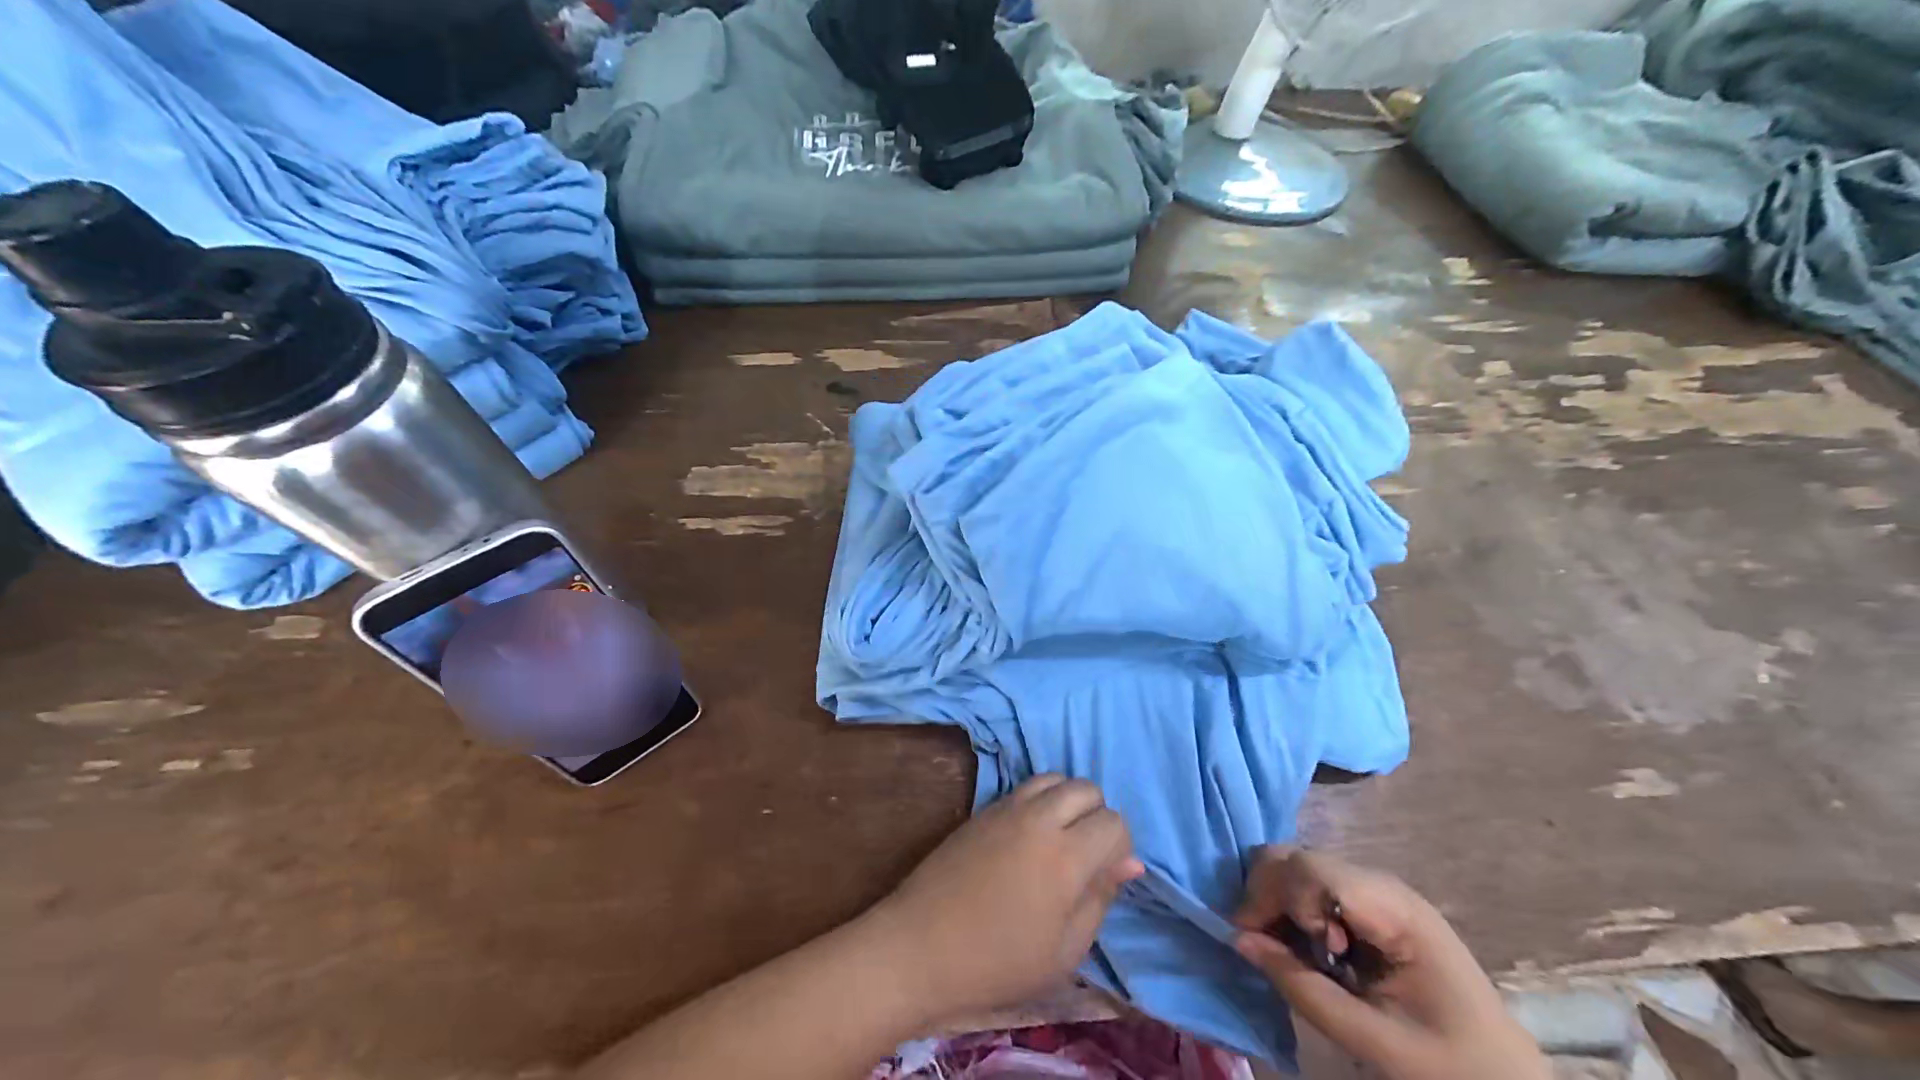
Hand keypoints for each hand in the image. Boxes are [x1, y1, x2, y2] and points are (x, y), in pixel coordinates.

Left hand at [862, 775, 1143, 1020]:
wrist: (918, 947)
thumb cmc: (997, 964)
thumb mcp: (1064, 951)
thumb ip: (1100, 898)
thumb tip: (1130, 862)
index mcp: (1066, 856)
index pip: (1114, 823)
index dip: (1119, 848)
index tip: (1105, 877)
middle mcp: (1039, 819)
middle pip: (1087, 789)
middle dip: (1097, 817)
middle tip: (1084, 858)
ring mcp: (1006, 808)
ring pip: (1055, 779)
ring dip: (1067, 802)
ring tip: (1058, 842)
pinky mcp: (982, 809)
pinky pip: (1024, 788)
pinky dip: (1040, 801)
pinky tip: (1028, 839)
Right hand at [1232, 847, 1550, 1079]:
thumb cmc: (1448, 1064)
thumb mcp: (1373, 1040)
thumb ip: (1303, 987)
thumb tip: (1239, 939)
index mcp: (1395, 911)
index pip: (1312, 869)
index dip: (1278, 897)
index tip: (1260, 941)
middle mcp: (1381, 885)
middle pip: (1298, 857)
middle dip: (1267, 893)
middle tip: (1259, 942)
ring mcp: (1375, 892)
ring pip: (1298, 865)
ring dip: (1276, 900)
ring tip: (1282, 948)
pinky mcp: (1368, 906)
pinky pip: (1311, 885)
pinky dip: (1291, 908)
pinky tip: (1303, 946)